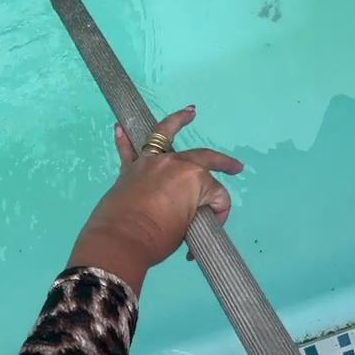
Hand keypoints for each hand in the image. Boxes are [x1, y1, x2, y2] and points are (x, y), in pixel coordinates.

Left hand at [67, 106, 243, 291]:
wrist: (120, 242)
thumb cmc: (158, 239)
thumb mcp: (189, 229)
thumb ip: (194, 213)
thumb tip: (186, 212)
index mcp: (194, 177)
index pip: (217, 194)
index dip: (219, 214)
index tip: (211, 229)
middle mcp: (173, 162)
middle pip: (203, 158)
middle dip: (222, 163)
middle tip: (234, 167)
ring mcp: (150, 162)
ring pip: (163, 134)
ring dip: (177, 121)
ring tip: (189, 112)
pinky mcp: (129, 169)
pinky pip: (127, 148)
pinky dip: (124, 138)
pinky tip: (121, 127)